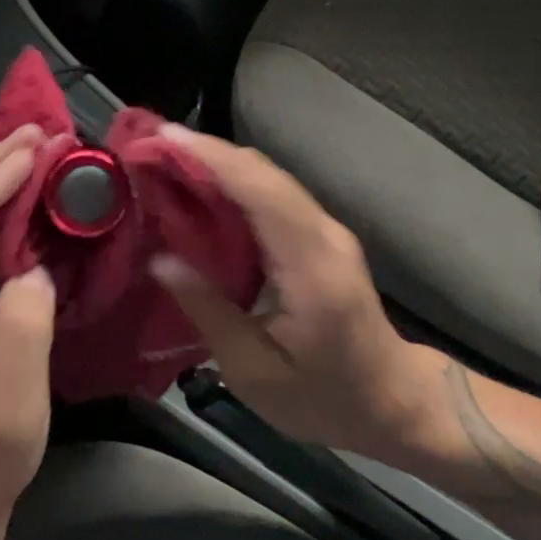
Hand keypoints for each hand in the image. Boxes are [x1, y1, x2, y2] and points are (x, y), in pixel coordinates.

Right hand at [149, 126, 433, 456]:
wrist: (392, 401)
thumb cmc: (322, 397)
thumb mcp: (253, 370)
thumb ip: (208, 311)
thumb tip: (161, 260)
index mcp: (310, 267)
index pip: (260, 191)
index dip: (210, 158)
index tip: (160, 138)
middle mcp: (324, 235)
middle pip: (264, 174)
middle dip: (205, 154)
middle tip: (148, 151)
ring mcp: (328, 232)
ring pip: (269, 179)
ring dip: (218, 165)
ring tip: (164, 163)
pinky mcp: (322, 236)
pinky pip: (273, 195)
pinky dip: (234, 184)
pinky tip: (201, 191)